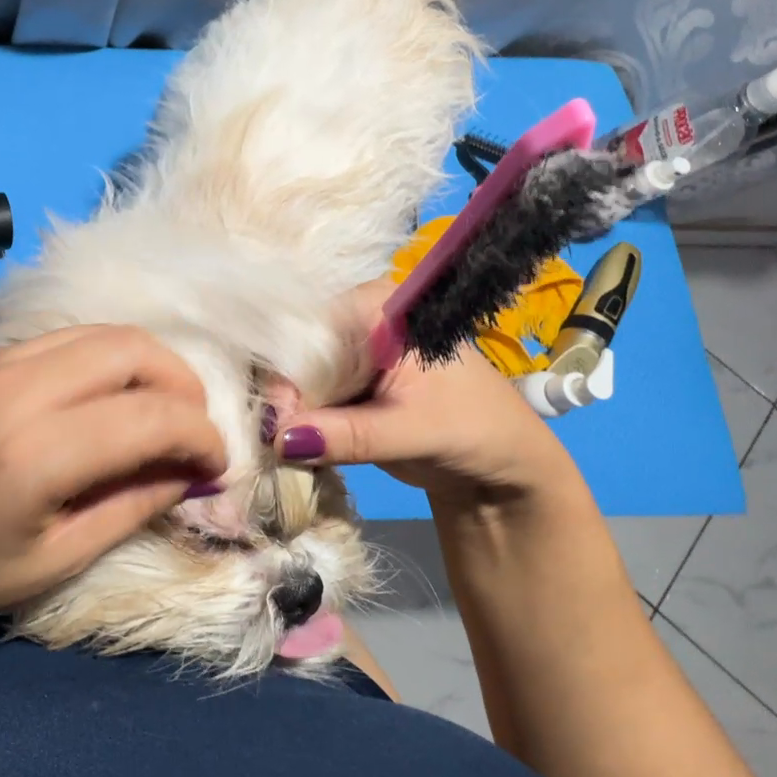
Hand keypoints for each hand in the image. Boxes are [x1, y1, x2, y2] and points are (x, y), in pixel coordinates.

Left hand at [0, 325, 227, 659]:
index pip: (147, 415)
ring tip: (165, 413)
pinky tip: (117, 398)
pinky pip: (73, 336)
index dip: (200, 434)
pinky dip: (111, 358)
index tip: (218, 463)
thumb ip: (136, 503)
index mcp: (34, 453)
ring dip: (151, 365)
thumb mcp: (62, 556)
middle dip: (182, 385)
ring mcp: (1, 362)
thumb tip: (197, 468)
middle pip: (132, 350)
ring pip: (106, 332)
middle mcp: (18, 389)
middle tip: (195, 432)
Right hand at [274, 283, 574, 508]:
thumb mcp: (417, 433)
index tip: (277, 421)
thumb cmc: (478, 434)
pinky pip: (300, 398)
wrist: (501, 469)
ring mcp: (344, 353)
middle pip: (292, 351)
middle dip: (281, 397)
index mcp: (379, 307)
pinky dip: (294, 424)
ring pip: (290, 377)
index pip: (310, 327)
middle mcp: (353, 319)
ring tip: (280, 448)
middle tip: (275, 442)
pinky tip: (289, 446)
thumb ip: (351, 435)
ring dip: (283, 414)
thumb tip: (279, 439)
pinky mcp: (338, 384)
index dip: (287, 372)